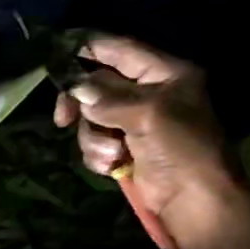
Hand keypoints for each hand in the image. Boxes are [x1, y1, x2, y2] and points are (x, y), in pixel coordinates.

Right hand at [52, 36, 236, 243]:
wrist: (193, 200)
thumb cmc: (181, 149)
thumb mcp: (147, 114)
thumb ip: (108, 97)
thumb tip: (76, 89)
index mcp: (164, 73)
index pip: (120, 49)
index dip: (89, 48)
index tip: (57, 54)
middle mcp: (148, 92)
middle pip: (97, 85)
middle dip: (82, 106)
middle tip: (63, 119)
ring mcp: (135, 121)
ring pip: (91, 117)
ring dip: (94, 138)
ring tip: (113, 155)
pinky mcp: (124, 147)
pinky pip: (95, 141)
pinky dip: (98, 155)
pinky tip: (113, 166)